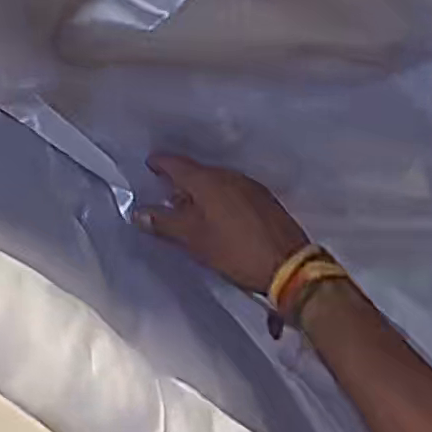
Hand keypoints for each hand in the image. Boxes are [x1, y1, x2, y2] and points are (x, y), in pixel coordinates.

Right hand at [133, 154, 308, 294]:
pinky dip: (221, 199)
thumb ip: (161, 222)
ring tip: (194, 211)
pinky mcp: (267, 201)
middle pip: (195, 171)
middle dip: (180, 182)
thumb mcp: (192, 239)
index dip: (158, 163)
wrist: (294, 269)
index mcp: (205, 179)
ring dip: (202, 192)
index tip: (148, 168)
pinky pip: (234, 191)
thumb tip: (137, 212)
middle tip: (168, 198)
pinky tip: (221, 218)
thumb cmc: (235, 250)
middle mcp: (227, 175)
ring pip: (216, 181)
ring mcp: (250, 187)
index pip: (173, 162)